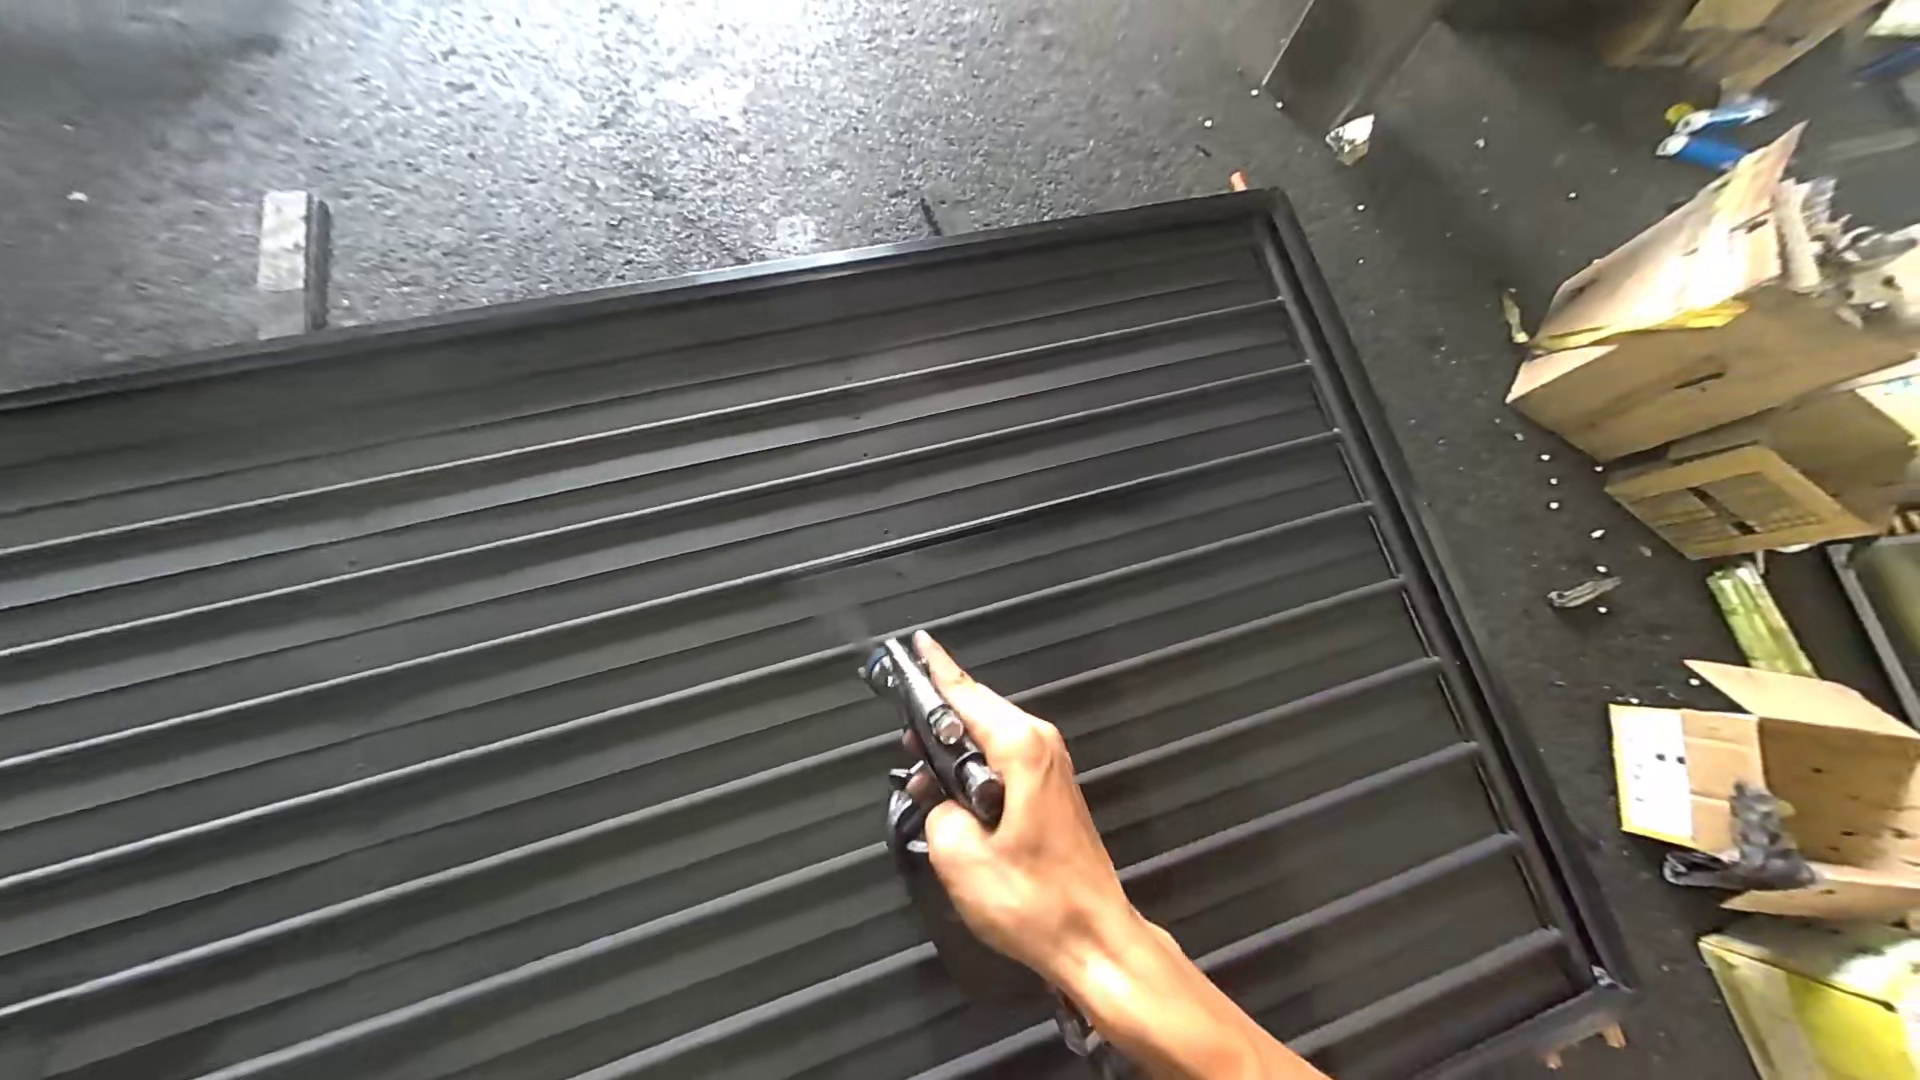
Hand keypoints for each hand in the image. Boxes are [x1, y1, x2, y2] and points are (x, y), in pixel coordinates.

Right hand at [910, 631, 1143, 986]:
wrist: (1095, 939)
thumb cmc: (1036, 901)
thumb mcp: (961, 857)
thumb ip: (936, 810)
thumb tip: (937, 798)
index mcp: (1020, 747)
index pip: (965, 694)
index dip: (936, 668)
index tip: (917, 644)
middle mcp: (1040, 743)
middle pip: (979, 707)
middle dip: (939, 711)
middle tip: (905, 727)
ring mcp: (1051, 762)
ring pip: (992, 731)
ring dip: (955, 740)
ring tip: (921, 759)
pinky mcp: (1052, 785)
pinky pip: (1005, 753)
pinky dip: (975, 760)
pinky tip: (954, 783)